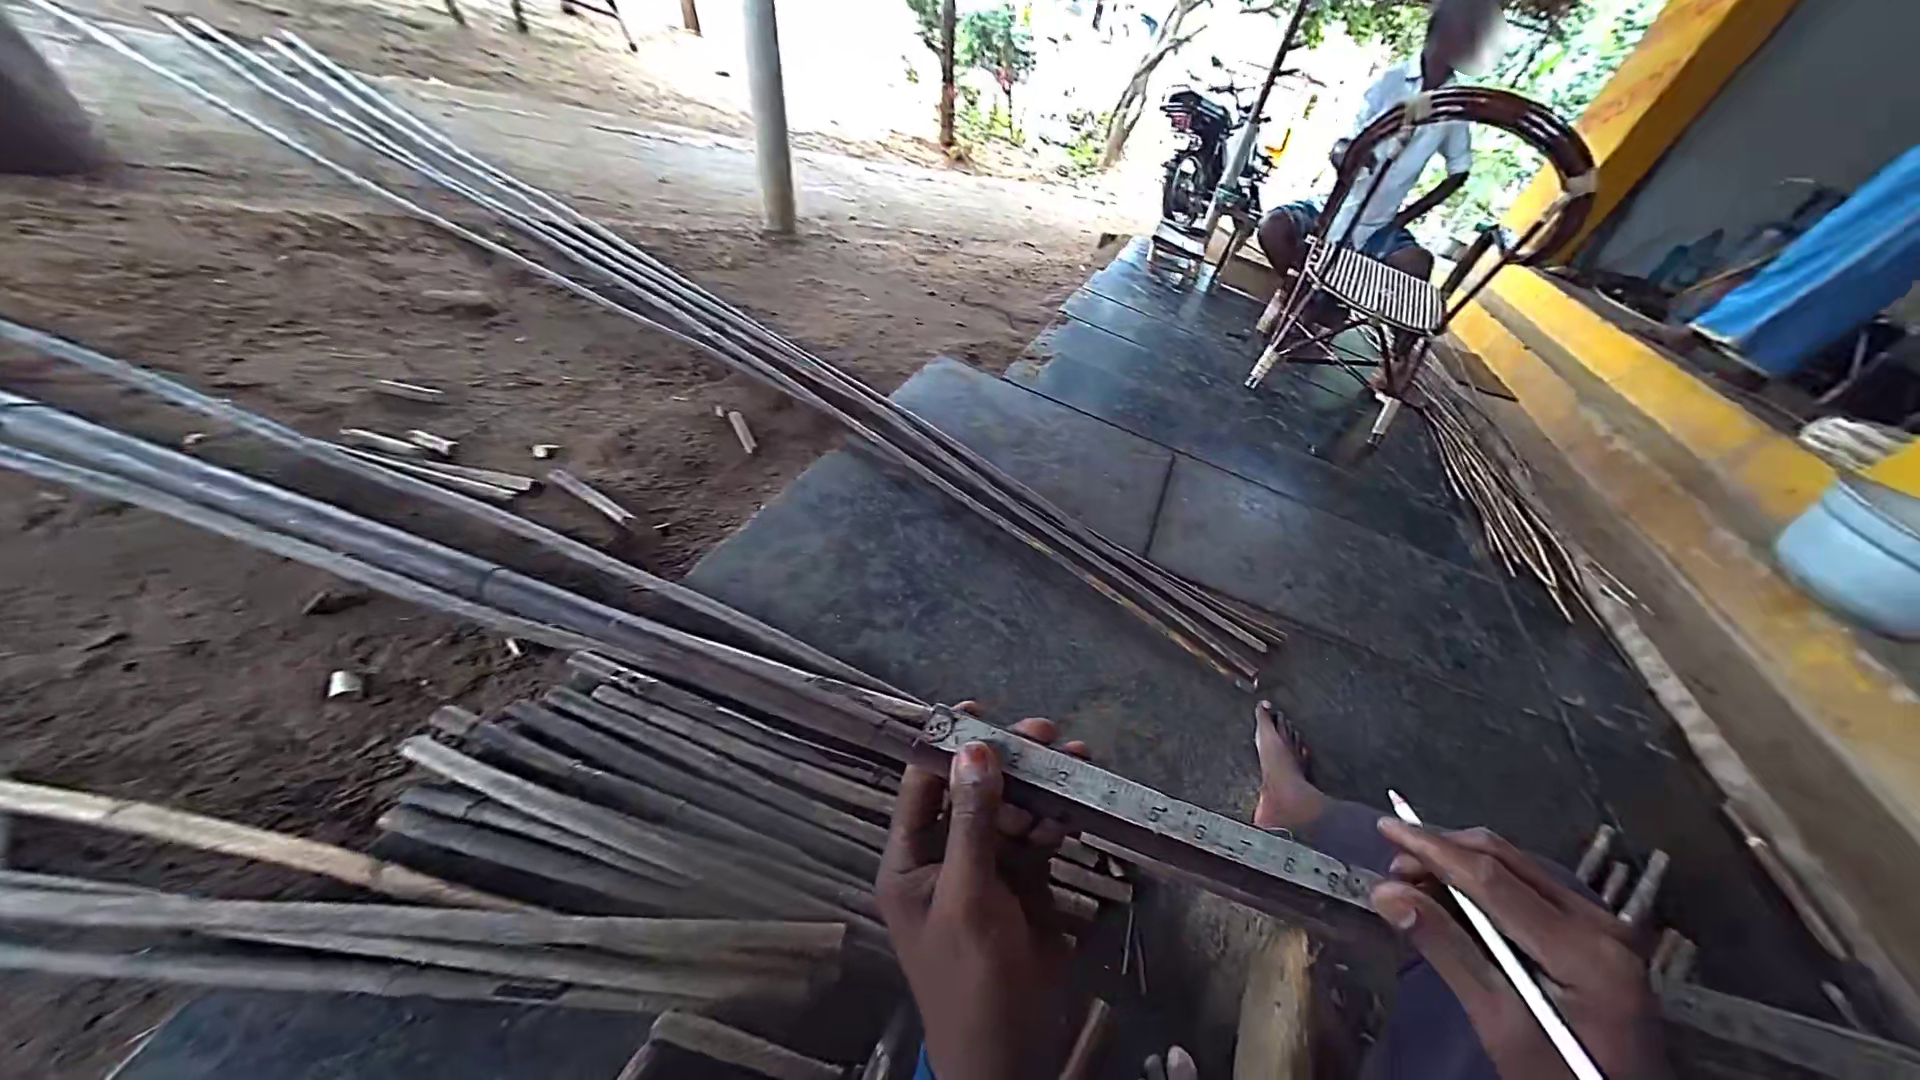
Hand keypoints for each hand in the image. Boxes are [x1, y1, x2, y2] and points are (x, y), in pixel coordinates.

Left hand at [876, 706, 1088, 1079]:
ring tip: (1074, 758)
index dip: (945, 746)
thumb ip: (972, 822)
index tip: (976, 712)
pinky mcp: (1023, 880)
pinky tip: (1075, 805)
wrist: (1015, 1057)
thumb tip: (974, 750)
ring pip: (1011, 808)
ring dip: (1040, 786)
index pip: (922, 787)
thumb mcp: (967, 898)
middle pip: (974, 790)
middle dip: (1008, 762)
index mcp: (911, 859)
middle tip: (1044, 731)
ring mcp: (987, 865)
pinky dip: (1055, 818)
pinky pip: (1037, 835)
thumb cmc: (972, 982)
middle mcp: (945, 854)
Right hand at [1371, 821, 1671, 1079]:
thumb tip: (1387, 893)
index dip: (1432, 848)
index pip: (1490, 878)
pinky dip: (1480, 880)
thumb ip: (1445, 949)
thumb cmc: (1560, 1076)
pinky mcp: (1596, 931)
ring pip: (1513, 864)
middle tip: (1395, 870)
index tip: (1386, 828)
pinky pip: (1526, 882)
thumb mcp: (1500, 1024)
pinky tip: (1455, 898)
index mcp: (1585, 953)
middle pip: (1503, 860)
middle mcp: (1601, 927)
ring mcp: (1603, 926)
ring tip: (1417, 882)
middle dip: (1441, 852)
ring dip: (1457, 862)